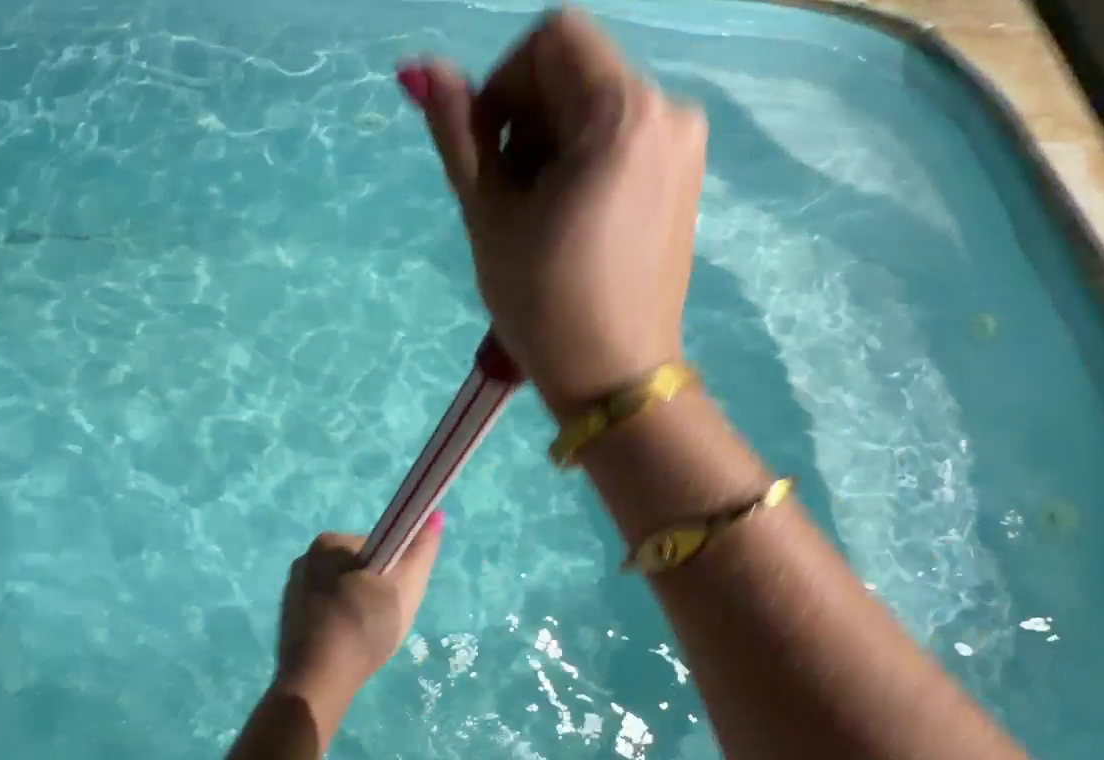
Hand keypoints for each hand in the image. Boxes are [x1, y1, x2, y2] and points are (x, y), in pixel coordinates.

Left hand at [273, 514, 443, 714]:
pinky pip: (328, 612)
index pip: (378, 547)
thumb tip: (435, 515)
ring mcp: (294, 590)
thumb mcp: (404, 586)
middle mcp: (305, 559)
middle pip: (360, 570)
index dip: (395, 572)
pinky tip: (348, 646)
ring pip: (344, 592)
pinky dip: (342, 624)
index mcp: (328, 543)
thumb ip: (421, 551)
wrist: (318, 679)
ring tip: (366, 638)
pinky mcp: (290, 618)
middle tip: (384, 621)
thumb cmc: (363, 625)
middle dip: (376, 592)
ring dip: (360, 610)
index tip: (395, 597)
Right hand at [397, 10, 707, 415]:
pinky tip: (568, 220)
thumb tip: (419, 70)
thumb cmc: (541, 300)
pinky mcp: (684, 176)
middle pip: (575, 71)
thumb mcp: (488, 214)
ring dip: (550, 143)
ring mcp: (683, 144)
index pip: (552, 39)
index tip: (489, 151)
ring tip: (536, 215)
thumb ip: (458, 133)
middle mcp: (668, 109)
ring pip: (596, 105)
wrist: (611, 374)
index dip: (504, 83)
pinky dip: (582, 161)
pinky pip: (621, 137)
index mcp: (623, 111)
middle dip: (526, 118)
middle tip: (509, 195)